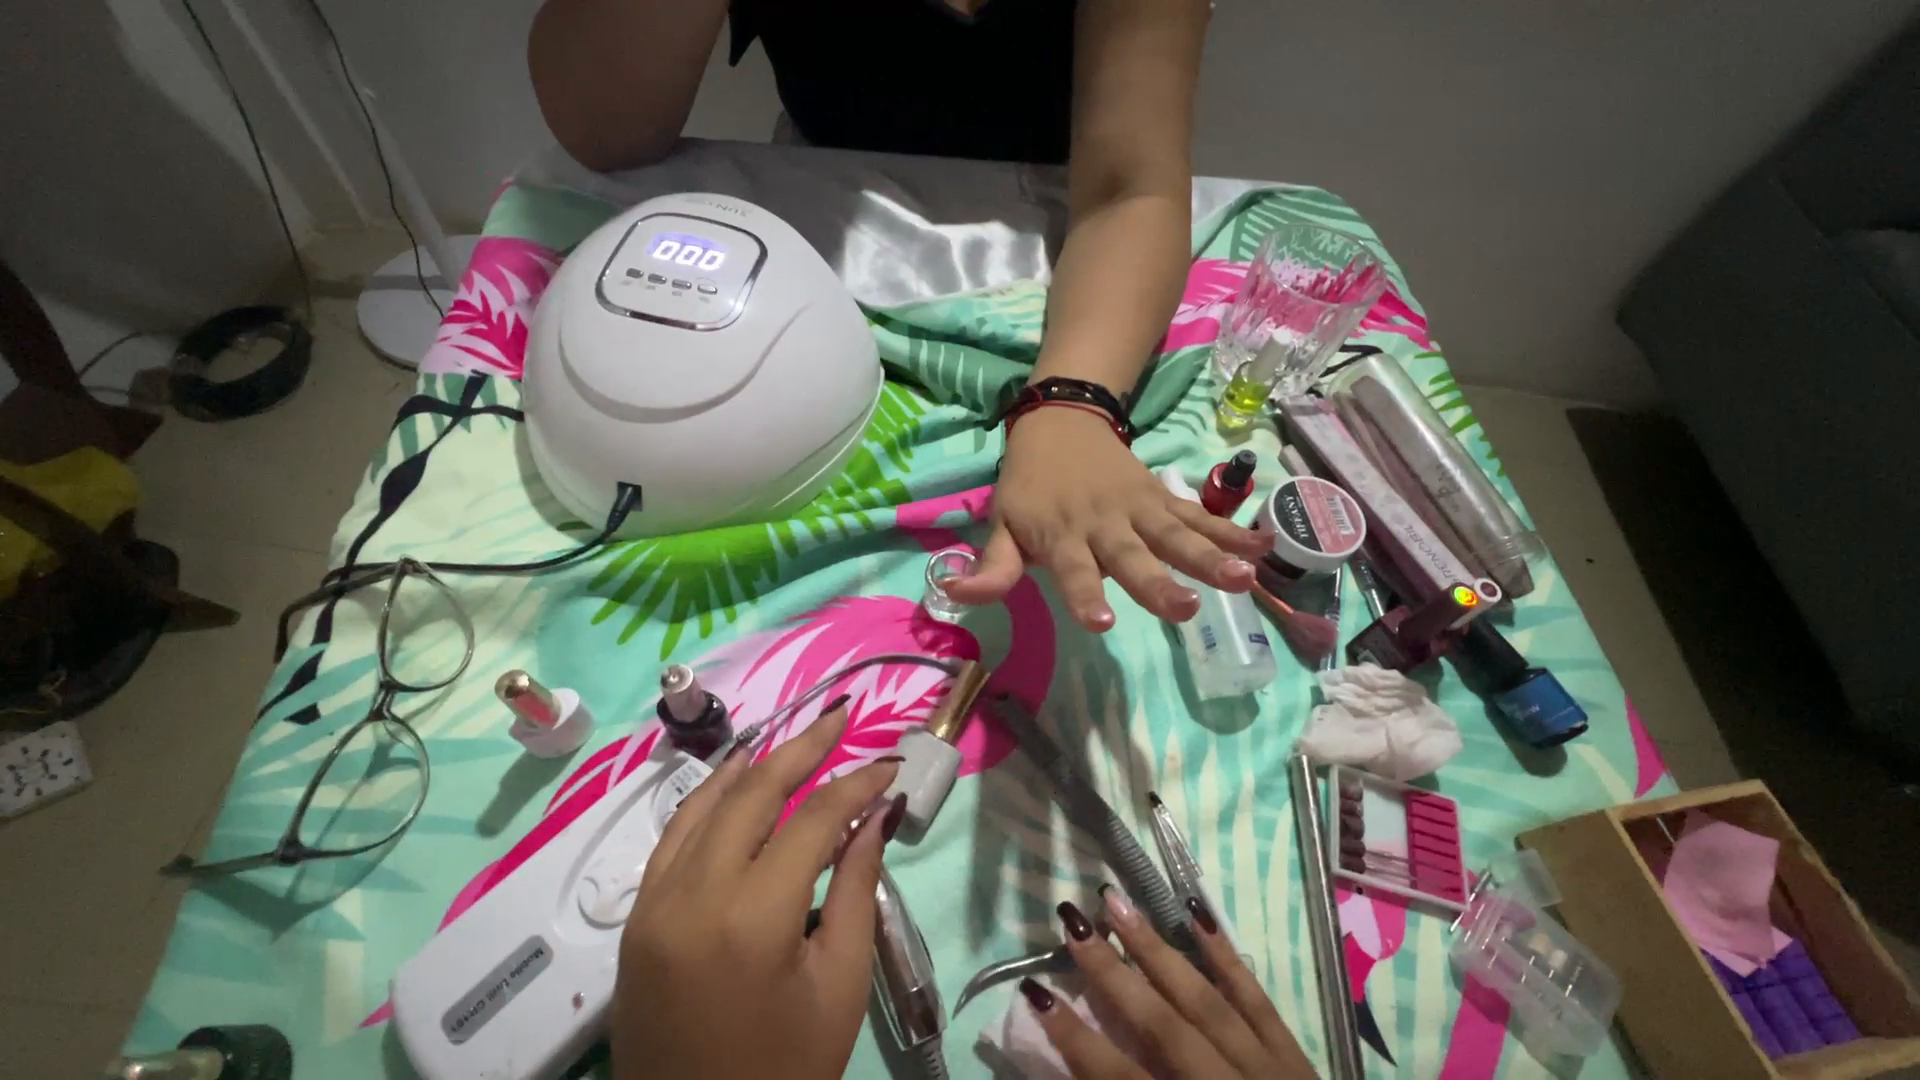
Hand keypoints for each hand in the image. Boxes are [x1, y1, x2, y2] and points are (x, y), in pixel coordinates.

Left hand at [612, 699, 904, 1079]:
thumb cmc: (785, 1070)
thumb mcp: (839, 985)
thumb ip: (857, 887)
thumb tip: (876, 812)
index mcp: (754, 917)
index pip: (812, 819)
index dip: (856, 784)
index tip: (890, 766)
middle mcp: (695, 894)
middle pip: (753, 792)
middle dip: (804, 747)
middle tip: (842, 716)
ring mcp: (655, 902)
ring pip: (706, 803)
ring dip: (754, 762)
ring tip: (796, 735)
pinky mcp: (637, 916)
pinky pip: (675, 835)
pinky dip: (709, 796)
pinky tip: (735, 778)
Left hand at [944, 406, 1268, 631]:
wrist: (1061, 421)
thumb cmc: (1029, 485)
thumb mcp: (1002, 523)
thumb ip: (992, 567)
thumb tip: (953, 597)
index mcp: (1061, 535)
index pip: (1072, 570)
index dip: (1085, 594)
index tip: (1102, 623)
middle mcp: (1104, 524)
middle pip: (1133, 556)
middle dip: (1159, 584)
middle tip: (1186, 610)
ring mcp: (1139, 509)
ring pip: (1177, 534)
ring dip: (1210, 556)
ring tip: (1244, 579)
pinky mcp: (1163, 497)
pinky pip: (1199, 516)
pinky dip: (1231, 531)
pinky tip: (1265, 548)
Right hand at [1026, 886, 1316, 1077]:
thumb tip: (1079, 1068)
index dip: (1075, 1039)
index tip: (1035, 991)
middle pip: (1161, 1028)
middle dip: (1112, 974)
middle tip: (1072, 920)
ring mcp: (1268, 1072)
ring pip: (1204, 1001)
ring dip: (1157, 950)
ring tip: (1119, 903)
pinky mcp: (1296, 1058)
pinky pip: (1257, 1000)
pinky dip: (1225, 958)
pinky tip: (1197, 915)